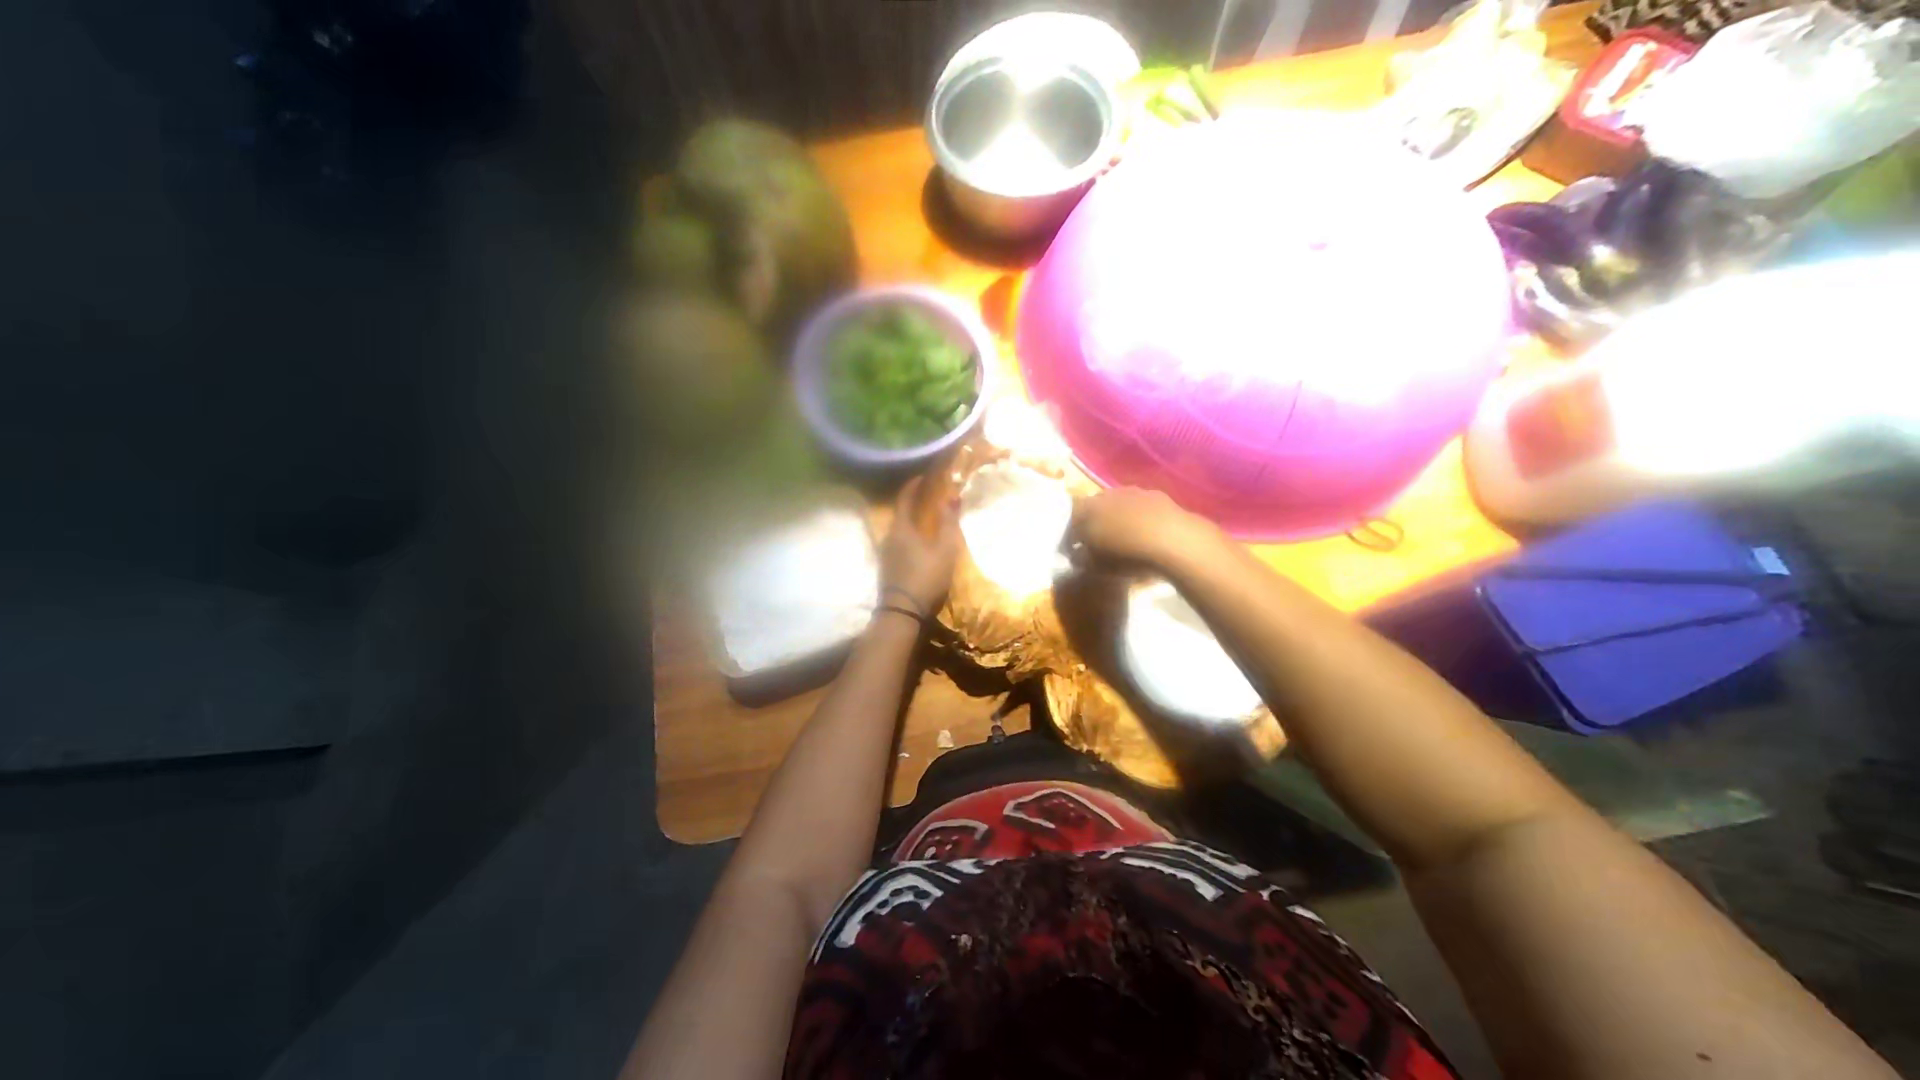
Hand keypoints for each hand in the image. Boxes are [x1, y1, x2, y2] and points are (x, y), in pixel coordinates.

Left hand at [878, 475, 960, 616]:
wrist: (902, 612)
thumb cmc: (925, 577)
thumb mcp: (944, 549)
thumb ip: (948, 523)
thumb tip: (951, 496)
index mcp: (901, 528)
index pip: (904, 499)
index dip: (913, 486)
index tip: (922, 477)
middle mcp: (889, 537)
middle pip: (900, 514)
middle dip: (913, 504)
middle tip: (927, 498)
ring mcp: (886, 554)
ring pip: (899, 531)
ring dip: (911, 523)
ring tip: (926, 521)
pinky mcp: (887, 569)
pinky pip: (899, 544)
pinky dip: (909, 538)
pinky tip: (919, 546)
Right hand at [1067, 488, 1228, 573]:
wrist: (1173, 540)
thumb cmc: (1126, 554)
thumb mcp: (1095, 565)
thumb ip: (1080, 558)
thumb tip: (1077, 554)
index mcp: (1085, 509)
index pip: (1069, 520)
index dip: (1070, 536)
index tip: (1073, 550)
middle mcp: (1106, 494)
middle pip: (1093, 508)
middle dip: (1093, 523)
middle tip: (1097, 543)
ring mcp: (1133, 492)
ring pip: (1118, 505)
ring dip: (1117, 518)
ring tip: (1124, 538)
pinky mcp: (1156, 496)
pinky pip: (1140, 508)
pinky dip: (1138, 518)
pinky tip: (1146, 534)